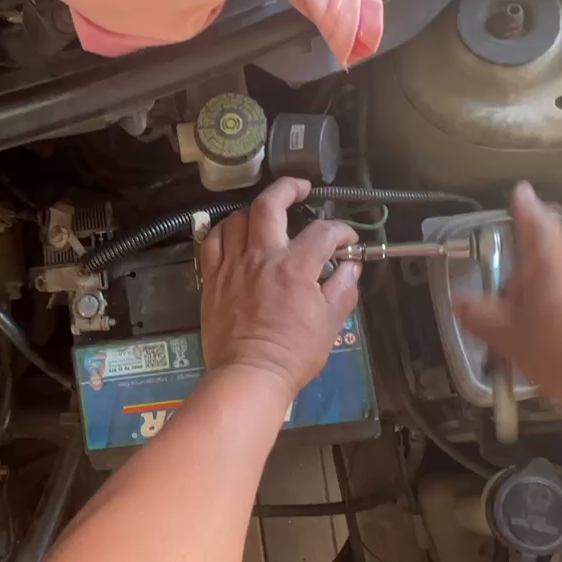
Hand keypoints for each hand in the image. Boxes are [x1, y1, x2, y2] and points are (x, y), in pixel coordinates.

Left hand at [198, 179, 361, 396]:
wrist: (250, 373)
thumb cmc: (294, 352)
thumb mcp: (331, 323)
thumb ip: (342, 289)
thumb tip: (350, 267)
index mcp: (295, 267)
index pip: (323, 232)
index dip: (340, 231)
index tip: (347, 240)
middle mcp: (261, 257)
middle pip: (270, 204)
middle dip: (288, 188)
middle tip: (300, 188)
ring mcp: (232, 265)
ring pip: (237, 218)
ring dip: (254, 211)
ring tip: (266, 215)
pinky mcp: (212, 278)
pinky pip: (211, 241)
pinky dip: (223, 231)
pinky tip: (232, 233)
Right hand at [455, 182, 561, 422]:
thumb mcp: (511, 342)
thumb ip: (481, 318)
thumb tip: (462, 303)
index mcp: (554, 267)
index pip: (535, 226)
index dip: (523, 209)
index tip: (521, 192)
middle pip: (548, 269)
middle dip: (527, 292)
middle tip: (512, 326)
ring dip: (554, 315)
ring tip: (546, 355)